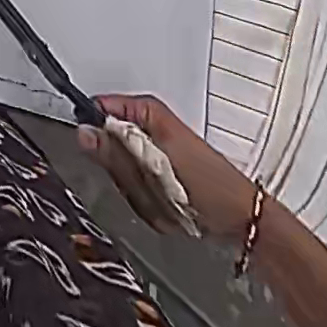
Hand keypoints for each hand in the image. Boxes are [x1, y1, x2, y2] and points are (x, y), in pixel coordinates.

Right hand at [79, 94, 256, 237]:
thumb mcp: (153, 170)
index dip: (94, 133)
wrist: (241, 217)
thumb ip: (115, 152)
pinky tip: (161, 204)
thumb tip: (84, 133)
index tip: (96, 153)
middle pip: (107, 141)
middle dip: (119, 170)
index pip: (99, 109)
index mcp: (146, 110)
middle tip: (138, 183)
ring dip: (134, 188)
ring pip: (119, 167)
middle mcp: (148, 123)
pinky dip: (144, 198)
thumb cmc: (208, 188)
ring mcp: (152, 148)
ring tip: (155, 197)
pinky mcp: (157, 169)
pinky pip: (134, 182)